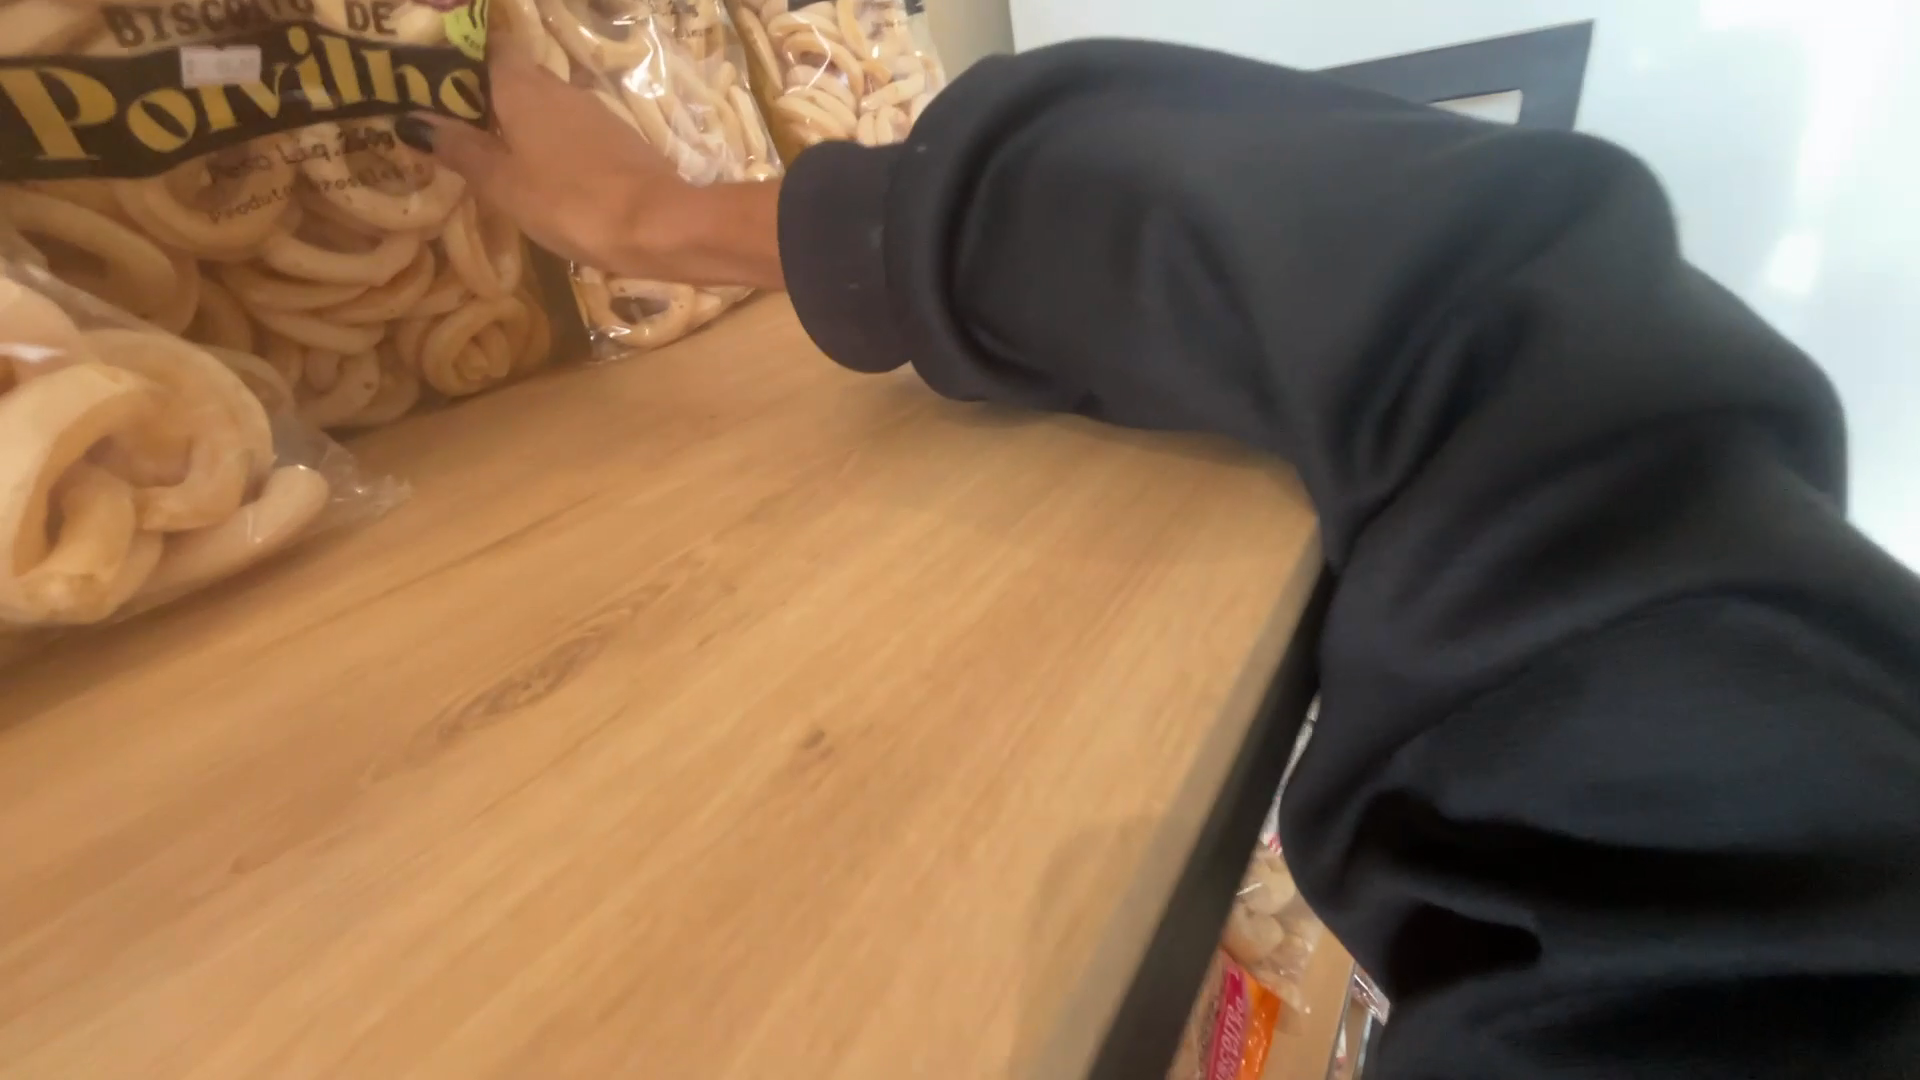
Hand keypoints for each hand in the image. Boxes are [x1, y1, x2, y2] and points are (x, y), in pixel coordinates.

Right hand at [404, 47, 783, 289]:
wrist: (663, 228)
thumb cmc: (574, 203)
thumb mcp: (505, 184)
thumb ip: (461, 150)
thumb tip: (411, 119)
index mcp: (522, 85)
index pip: (483, 51)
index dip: (459, 66)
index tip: (436, 90)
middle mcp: (562, 89)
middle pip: (519, 82)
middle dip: (495, 103)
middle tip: (466, 133)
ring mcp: (602, 118)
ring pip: (554, 113)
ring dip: (532, 131)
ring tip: (508, 161)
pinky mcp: (630, 149)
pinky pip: (583, 141)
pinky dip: (564, 154)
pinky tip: (558, 182)